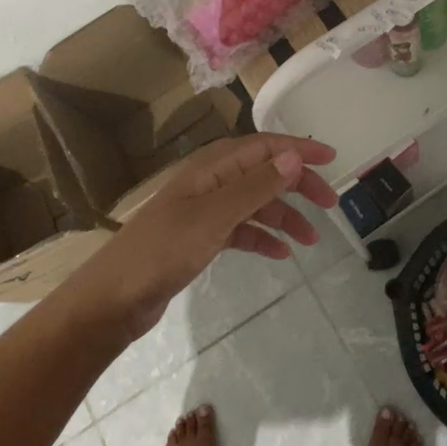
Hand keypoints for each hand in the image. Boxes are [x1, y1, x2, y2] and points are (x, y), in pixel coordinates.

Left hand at [81, 134, 337, 338]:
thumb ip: (255, 186)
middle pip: (262, 173)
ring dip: (284, 216)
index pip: (263, 147)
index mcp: (210, 169)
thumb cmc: (163, 251)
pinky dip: (262, 237)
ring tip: (311, 240)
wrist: (114, 298)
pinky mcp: (198, 239)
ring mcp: (202, 212)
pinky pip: (240, 230)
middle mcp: (208, 183)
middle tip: (329, 205)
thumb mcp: (215, 216)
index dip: (297, 149)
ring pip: (254, 203)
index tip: (332, 159)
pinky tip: (280, 254)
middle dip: (297, 184)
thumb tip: (292, 156)